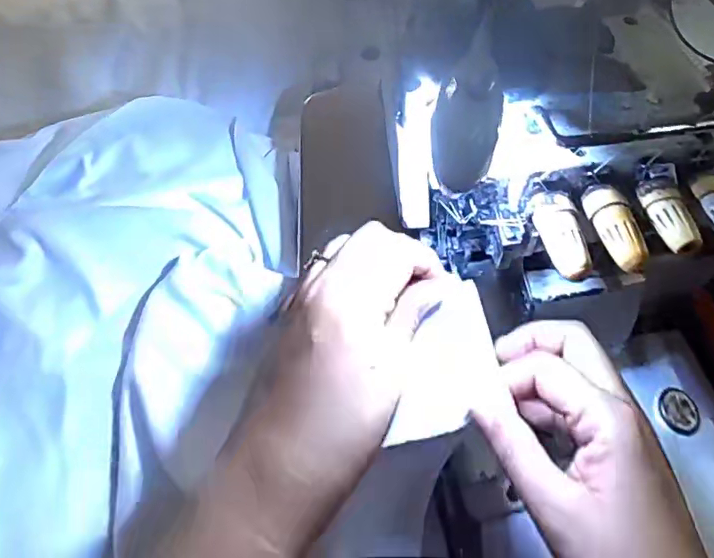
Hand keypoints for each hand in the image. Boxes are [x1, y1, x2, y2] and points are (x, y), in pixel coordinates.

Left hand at [173, 222, 451, 557]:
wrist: (271, 477)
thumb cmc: (341, 433)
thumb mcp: (393, 375)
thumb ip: (413, 316)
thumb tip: (439, 286)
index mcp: (350, 298)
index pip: (399, 249)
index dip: (429, 263)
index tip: (442, 292)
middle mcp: (320, 285)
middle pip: (372, 236)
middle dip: (404, 253)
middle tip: (423, 289)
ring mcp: (299, 296)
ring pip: (347, 245)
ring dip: (377, 258)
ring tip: (395, 295)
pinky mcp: (288, 312)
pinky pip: (326, 267)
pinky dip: (352, 270)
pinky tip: (364, 306)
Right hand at [470, 321, 704, 557]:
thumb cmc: (624, 557)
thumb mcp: (556, 508)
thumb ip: (514, 449)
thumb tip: (482, 404)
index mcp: (609, 414)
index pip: (547, 365)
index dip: (506, 375)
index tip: (478, 397)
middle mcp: (621, 405)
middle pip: (573, 343)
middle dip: (529, 345)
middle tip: (491, 368)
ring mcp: (624, 421)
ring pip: (578, 369)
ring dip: (538, 375)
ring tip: (500, 402)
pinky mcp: (621, 440)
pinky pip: (583, 401)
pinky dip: (551, 402)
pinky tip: (525, 426)